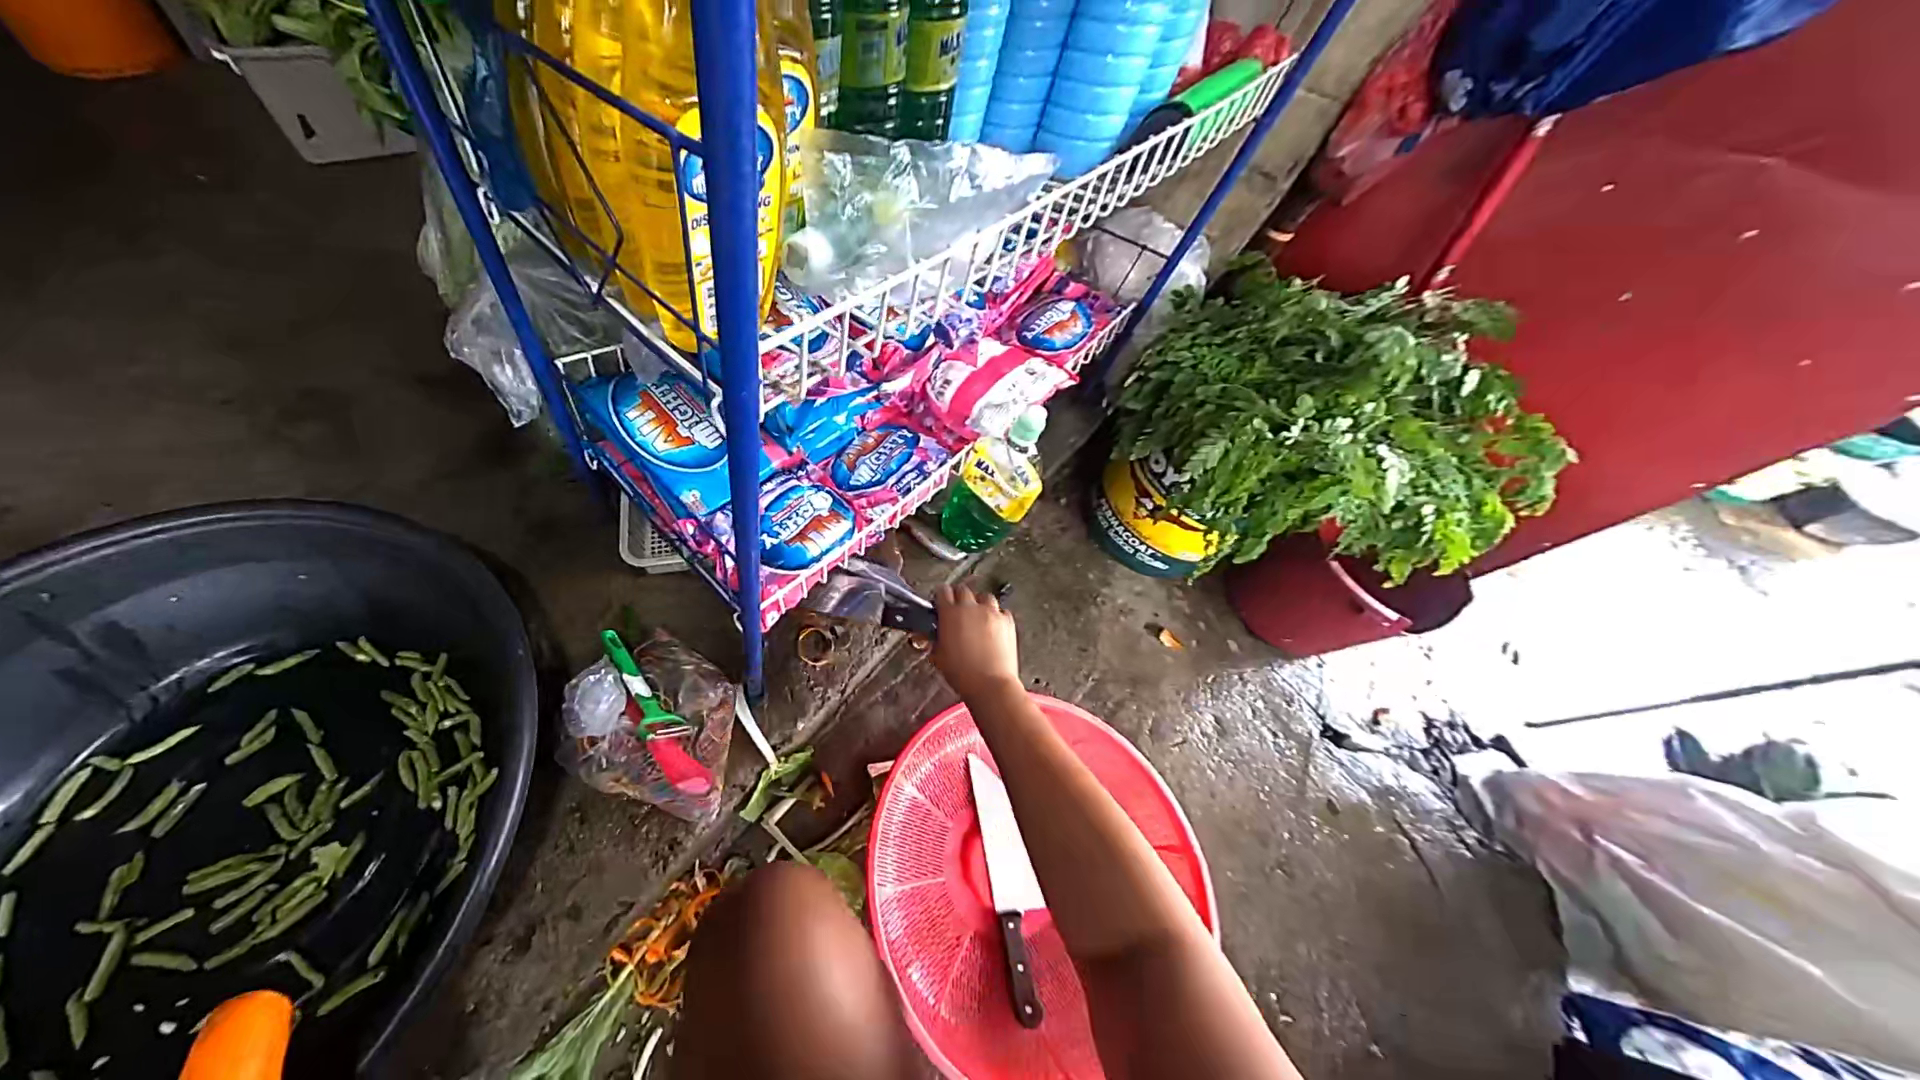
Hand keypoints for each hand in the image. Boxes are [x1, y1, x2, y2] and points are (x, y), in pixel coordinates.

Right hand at [930, 584, 1020, 700]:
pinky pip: (1001, 611)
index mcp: (950, 614)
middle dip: (958, 597)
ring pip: (984, 597)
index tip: (940, 600)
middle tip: (957, 609)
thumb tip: (932, 636)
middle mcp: (971, 608)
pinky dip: (996, 615)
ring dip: (979, 604)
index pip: (942, 591)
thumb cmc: (963, 674)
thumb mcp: (939, 656)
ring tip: (976, 616)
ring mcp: (991, 613)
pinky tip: (993, 626)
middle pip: (963, 590)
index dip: (940, 595)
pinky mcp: (1007, 622)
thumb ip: (935, 640)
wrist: (990, 684)